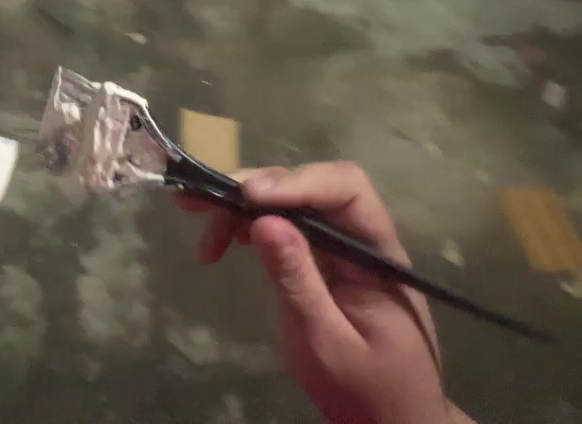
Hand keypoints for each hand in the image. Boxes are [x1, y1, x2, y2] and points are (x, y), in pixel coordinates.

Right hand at [179, 162, 463, 423]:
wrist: (386, 421)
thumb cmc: (365, 389)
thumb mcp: (328, 343)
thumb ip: (299, 282)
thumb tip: (265, 221)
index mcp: (378, 254)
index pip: (347, 190)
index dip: (297, 181)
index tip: (249, 195)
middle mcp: (358, 236)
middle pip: (305, 185)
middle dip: (249, 188)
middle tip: (197, 199)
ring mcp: (335, 243)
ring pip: (283, 198)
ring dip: (236, 204)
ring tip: (194, 215)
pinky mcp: (313, 253)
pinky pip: (274, 220)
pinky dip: (240, 222)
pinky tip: (219, 240)